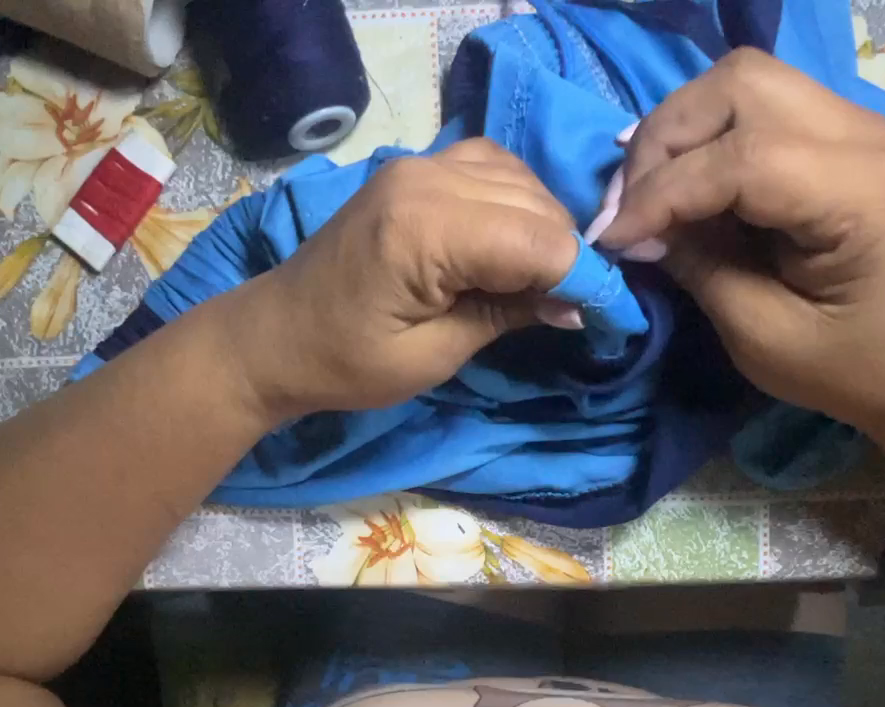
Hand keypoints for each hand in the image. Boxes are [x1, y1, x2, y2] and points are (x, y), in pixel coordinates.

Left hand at [230, 138, 580, 421]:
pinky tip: (513, 246)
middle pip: (537, 205)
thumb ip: (506, 316)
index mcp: (426, 228)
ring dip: (544, 230)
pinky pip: (491, 171)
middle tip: (576, 309)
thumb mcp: (433, 356)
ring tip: (543, 284)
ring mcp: (418, 165)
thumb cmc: (347, 364)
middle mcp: (427, 177)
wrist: (276, 336)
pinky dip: (516, 206)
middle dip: (568, 256)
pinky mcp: (415, 170)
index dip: (584, 279)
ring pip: (520, 180)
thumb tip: (577, 303)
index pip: (539, 241)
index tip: (608, 318)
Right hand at [595, 48, 884, 428]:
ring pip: (738, 81)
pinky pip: (749, 104)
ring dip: (675, 133)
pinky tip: (670, 181)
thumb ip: (697, 267)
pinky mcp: (831, 128)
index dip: (662, 193)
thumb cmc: (838, 364)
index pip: (743, 159)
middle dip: (662, 143)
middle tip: (625, 210)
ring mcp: (853, 121)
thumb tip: (632, 232)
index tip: (610, 238)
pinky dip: (696, 137)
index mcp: (861, 196)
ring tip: (642, 195)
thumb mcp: (757, 333)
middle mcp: (865, 135)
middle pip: (739, 85)